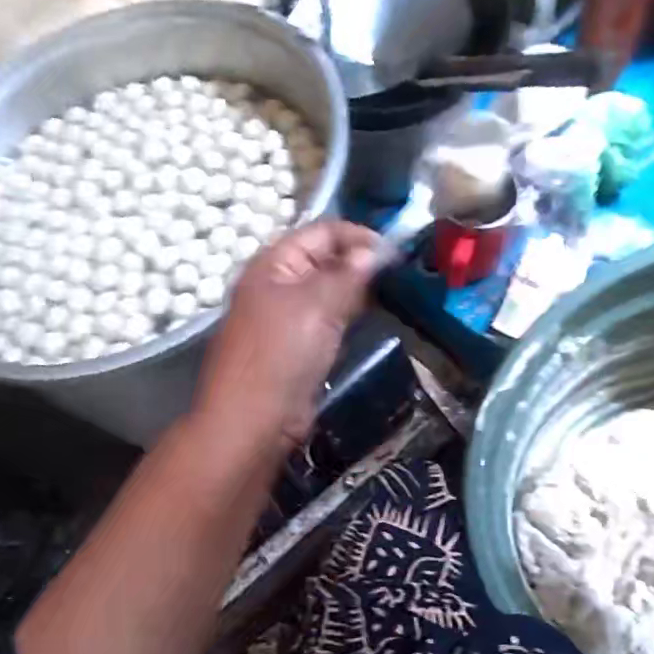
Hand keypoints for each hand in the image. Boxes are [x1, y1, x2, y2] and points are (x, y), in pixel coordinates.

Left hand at [192, 221, 382, 450]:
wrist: (251, 421)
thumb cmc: (280, 354)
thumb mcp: (317, 303)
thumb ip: (349, 273)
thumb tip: (376, 250)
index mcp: (269, 266)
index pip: (319, 231)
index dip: (358, 236)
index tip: (398, 252)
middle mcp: (273, 289)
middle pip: (323, 262)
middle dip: (360, 265)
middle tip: (402, 276)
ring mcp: (281, 323)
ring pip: (326, 296)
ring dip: (355, 295)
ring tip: (392, 297)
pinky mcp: (292, 353)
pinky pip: (324, 326)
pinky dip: (345, 322)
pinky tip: (368, 324)